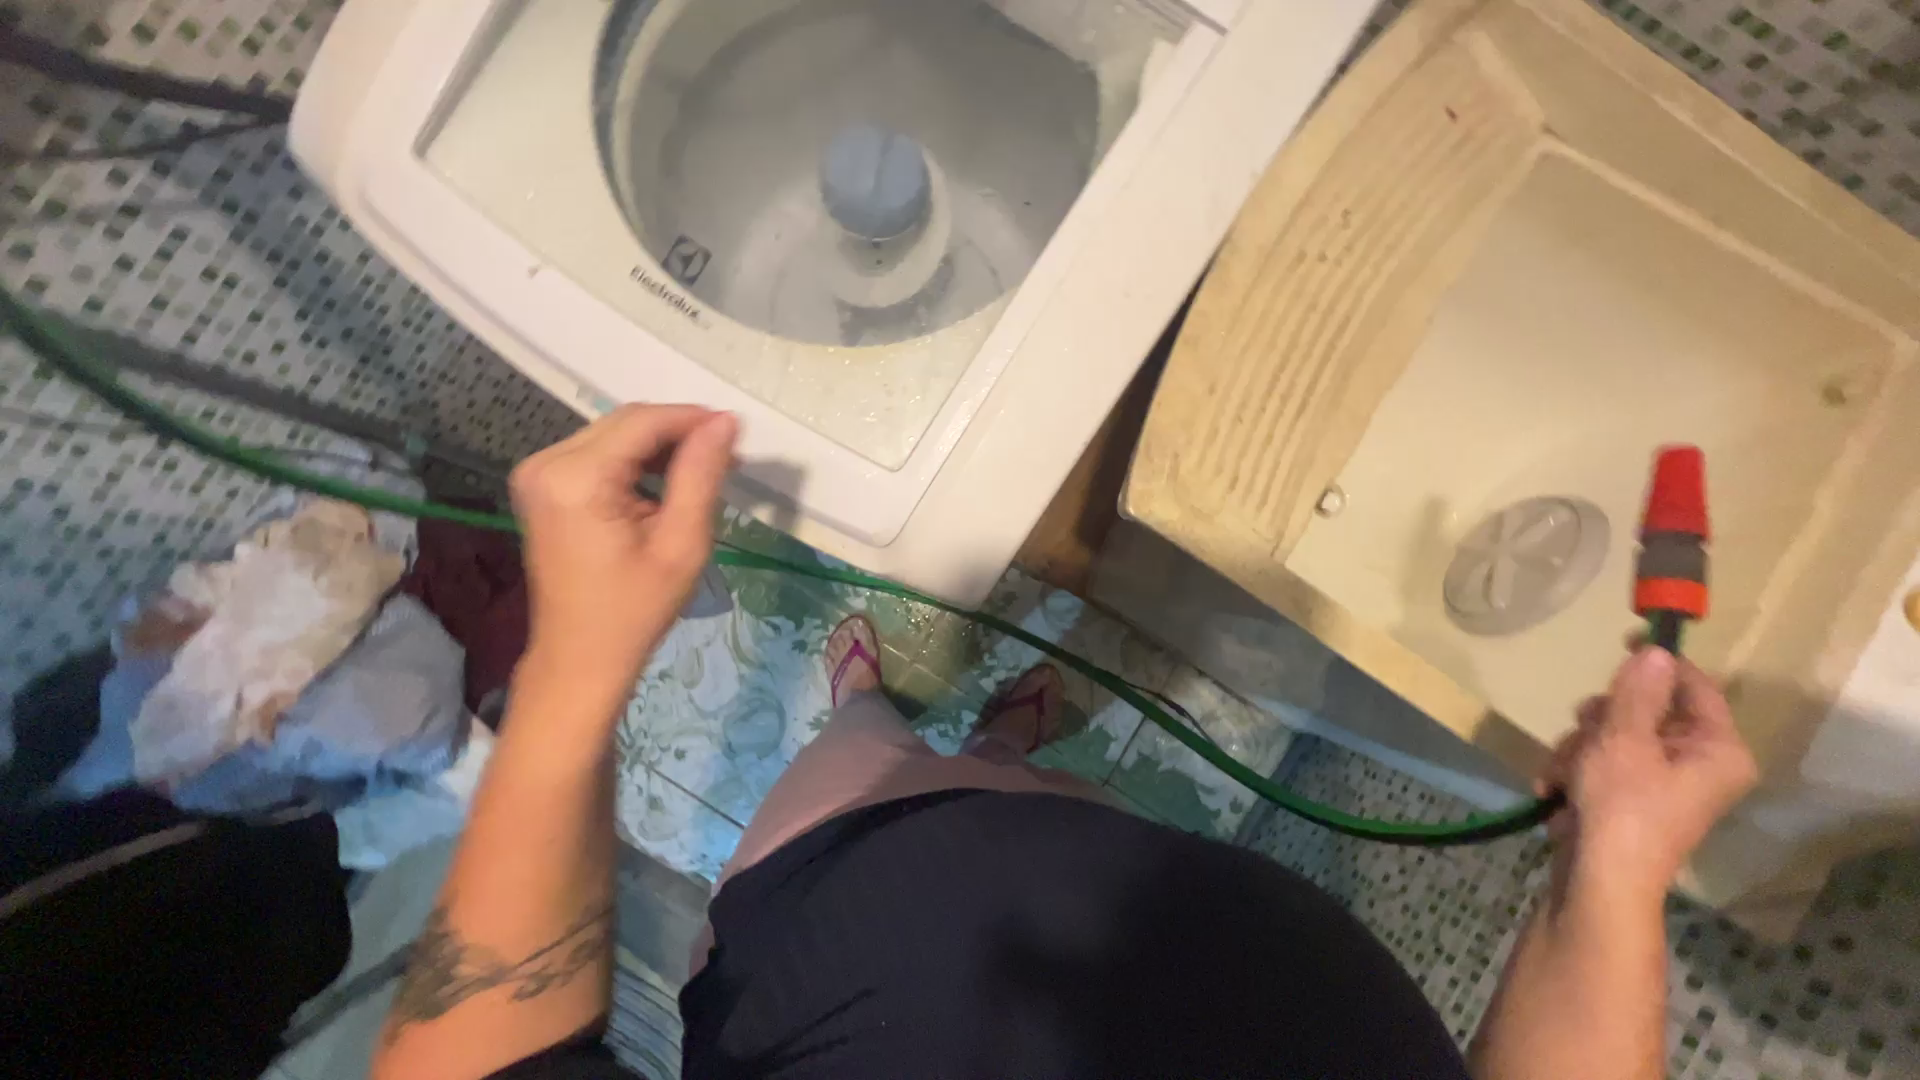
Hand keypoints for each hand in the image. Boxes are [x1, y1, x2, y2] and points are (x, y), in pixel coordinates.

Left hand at [509, 404, 737, 691]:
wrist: (581, 656)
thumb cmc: (636, 608)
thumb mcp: (682, 542)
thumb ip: (701, 475)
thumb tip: (725, 422)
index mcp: (577, 478)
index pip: (643, 422)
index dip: (692, 419)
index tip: (736, 431)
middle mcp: (547, 463)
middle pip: (625, 422)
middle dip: (678, 431)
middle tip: (726, 454)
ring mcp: (538, 473)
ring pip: (613, 434)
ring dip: (660, 445)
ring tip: (705, 469)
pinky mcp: (542, 486)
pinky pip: (598, 454)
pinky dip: (636, 461)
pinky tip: (668, 481)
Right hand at [1540, 647, 1757, 898]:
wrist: (1601, 875)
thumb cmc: (1623, 804)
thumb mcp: (1623, 739)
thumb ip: (1636, 693)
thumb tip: (1655, 652)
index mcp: (1717, 749)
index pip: (1695, 687)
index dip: (1659, 663)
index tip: (1623, 638)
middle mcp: (1697, 762)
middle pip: (1642, 710)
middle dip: (1598, 719)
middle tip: (1582, 730)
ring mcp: (1661, 781)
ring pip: (1610, 735)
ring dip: (1576, 748)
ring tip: (1564, 773)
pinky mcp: (1627, 796)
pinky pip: (1597, 761)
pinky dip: (1572, 770)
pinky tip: (1557, 787)